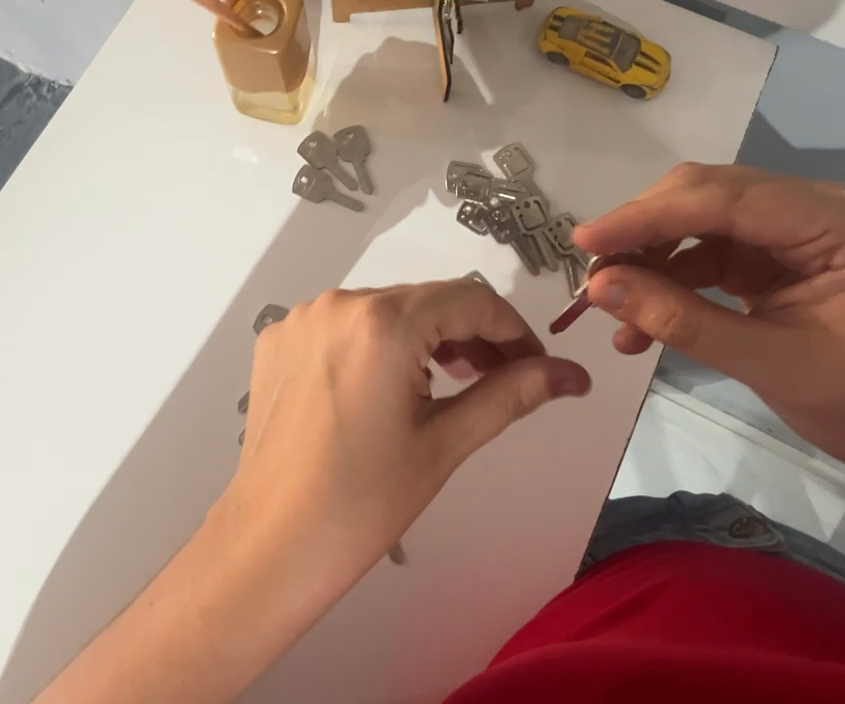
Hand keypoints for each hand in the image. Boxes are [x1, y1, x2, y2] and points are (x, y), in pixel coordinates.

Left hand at [217, 280, 590, 581]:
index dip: (513, 330)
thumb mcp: (445, 442)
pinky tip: (388, 388)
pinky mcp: (280, 339)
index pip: (471, 300)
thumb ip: (511, 394)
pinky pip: (345, 325)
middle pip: (426, 300)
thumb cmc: (362, 501)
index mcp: (382, 323)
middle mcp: (338, 304)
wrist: (272, 543)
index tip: (536, 366)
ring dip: (425, 337)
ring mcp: (302, 319)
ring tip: (449, 383)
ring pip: (386, 310)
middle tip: (499, 379)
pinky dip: (377, 344)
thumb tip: (571, 375)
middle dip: (471, 334)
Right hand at [572, 164, 844, 471]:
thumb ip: (681, 320)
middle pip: (708, 195)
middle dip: (644, 232)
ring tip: (607, 303)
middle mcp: (819, 208)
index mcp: (842, 222)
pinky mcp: (773, 252)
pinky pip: (705, 252)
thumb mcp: (768, 364)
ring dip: (649, 259)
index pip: (728, 198)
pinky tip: (637, 321)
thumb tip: (597, 287)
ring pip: (698, 220)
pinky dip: (668, 281)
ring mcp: (795, 228)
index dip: (650, 215)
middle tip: (592, 273)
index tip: (587, 240)